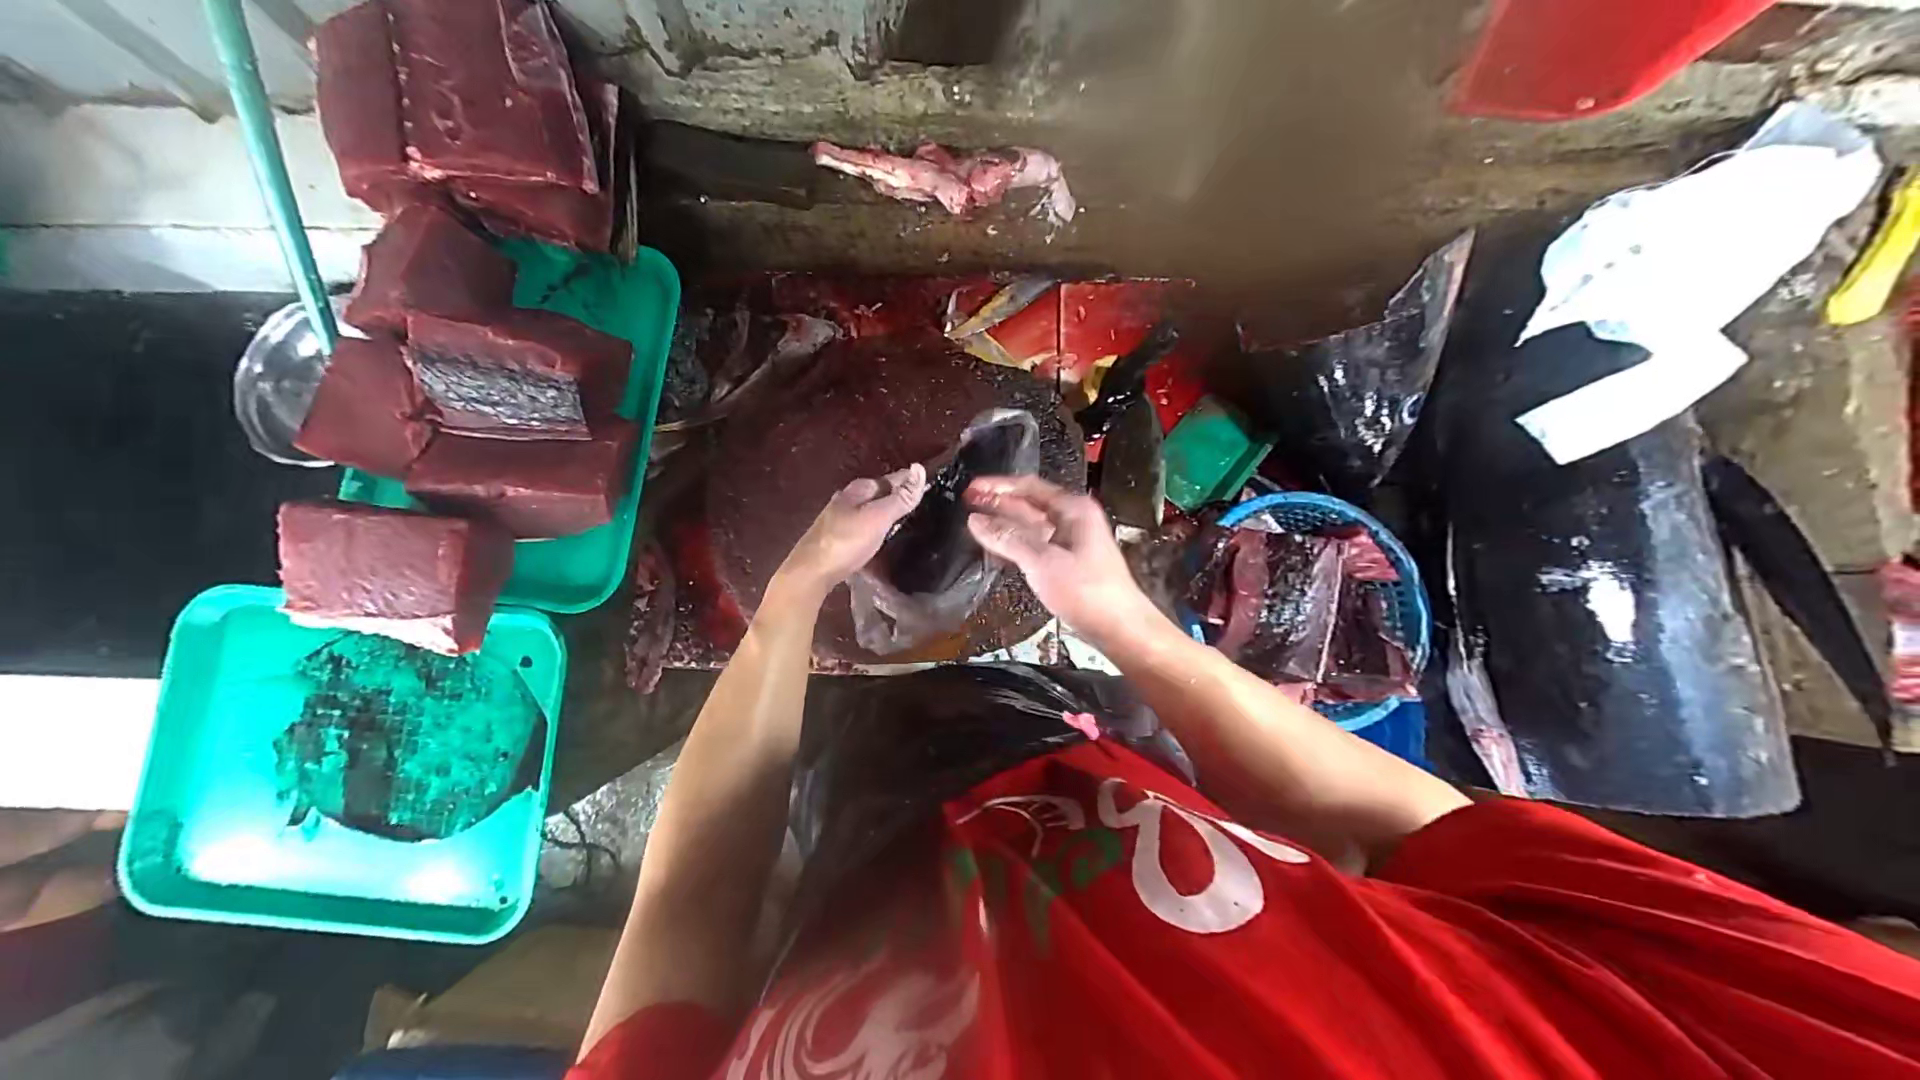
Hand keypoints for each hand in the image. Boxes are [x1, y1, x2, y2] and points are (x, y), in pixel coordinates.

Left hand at [776, 464, 927, 600]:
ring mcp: (838, 518)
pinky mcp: (835, 536)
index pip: (892, 478)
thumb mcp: (878, 518)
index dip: (910, 480)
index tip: (928, 482)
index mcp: (858, 490)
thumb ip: (901, 497)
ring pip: (869, 508)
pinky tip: (878, 534)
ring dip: (885, 510)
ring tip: (904, 517)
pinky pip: (862, 523)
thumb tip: (920, 469)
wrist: (810, 572)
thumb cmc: (846, 542)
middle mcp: (846, 499)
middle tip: (919, 500)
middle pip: (879, 492)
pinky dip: (875, 524)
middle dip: (897, 494)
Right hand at [965, 475, 1160, 646]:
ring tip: (975, 523)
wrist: (1120, 628)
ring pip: (1031, 526)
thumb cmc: (1088, 591)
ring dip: (1004, 524)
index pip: (1029, 487)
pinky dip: (1015, 544)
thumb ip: (1008, 539)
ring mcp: (1071, 542)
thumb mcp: (1043, 561)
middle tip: (967, 502)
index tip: (972, 488)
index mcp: (1073, 510)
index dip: (998, 486)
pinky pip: (1035, 545)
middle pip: (1029, 504)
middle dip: (999, 503)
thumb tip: (977, 520)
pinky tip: (997, 548)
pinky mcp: (1067, 564)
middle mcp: (1073, 520)